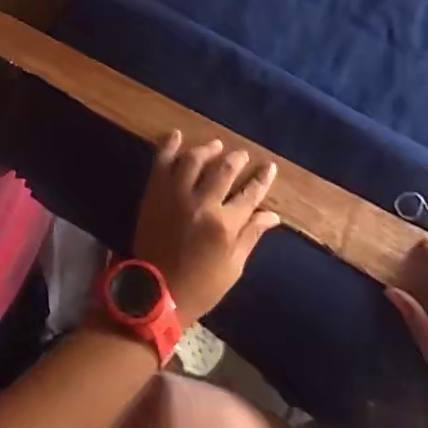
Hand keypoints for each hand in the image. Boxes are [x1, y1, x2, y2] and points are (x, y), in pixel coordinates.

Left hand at [133, 131, 280, 326]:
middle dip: (236, 159)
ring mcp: (176, 195)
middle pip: (224, 170)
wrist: (156, 292)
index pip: (250, 194)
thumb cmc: (200, 285)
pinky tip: (177, 135)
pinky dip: (169, 146)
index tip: (269, 166)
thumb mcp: (233, 267)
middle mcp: (202, 204)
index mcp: (225, 225)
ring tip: (216, 145)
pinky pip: (162, 162)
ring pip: (194, 160)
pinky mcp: (155, 193)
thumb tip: (273, 215)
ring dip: (207, 149)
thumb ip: (251, 235)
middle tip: (242, 155)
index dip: (262, 179)